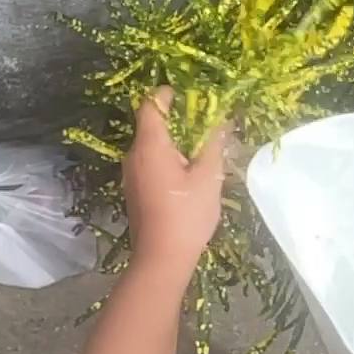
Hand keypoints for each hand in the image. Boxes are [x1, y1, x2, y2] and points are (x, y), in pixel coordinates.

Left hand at [123, 87, 227, 271]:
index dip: (168, 94)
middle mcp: (134, 156)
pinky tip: (191, 175)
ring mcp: (132, 175)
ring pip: (153, 147)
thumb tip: (221, 120)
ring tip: (205, 152)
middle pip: (153, 125)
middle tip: (208, 126)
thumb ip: (214, 143)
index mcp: (150, 146)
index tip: (192, 96)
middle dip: (180, 121)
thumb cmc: (186, 214)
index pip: (151, 104)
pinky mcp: (136, 191)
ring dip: (177, 143)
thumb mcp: (209, 176)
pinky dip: (170, 161)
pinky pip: (151, 164)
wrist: (161, 258)